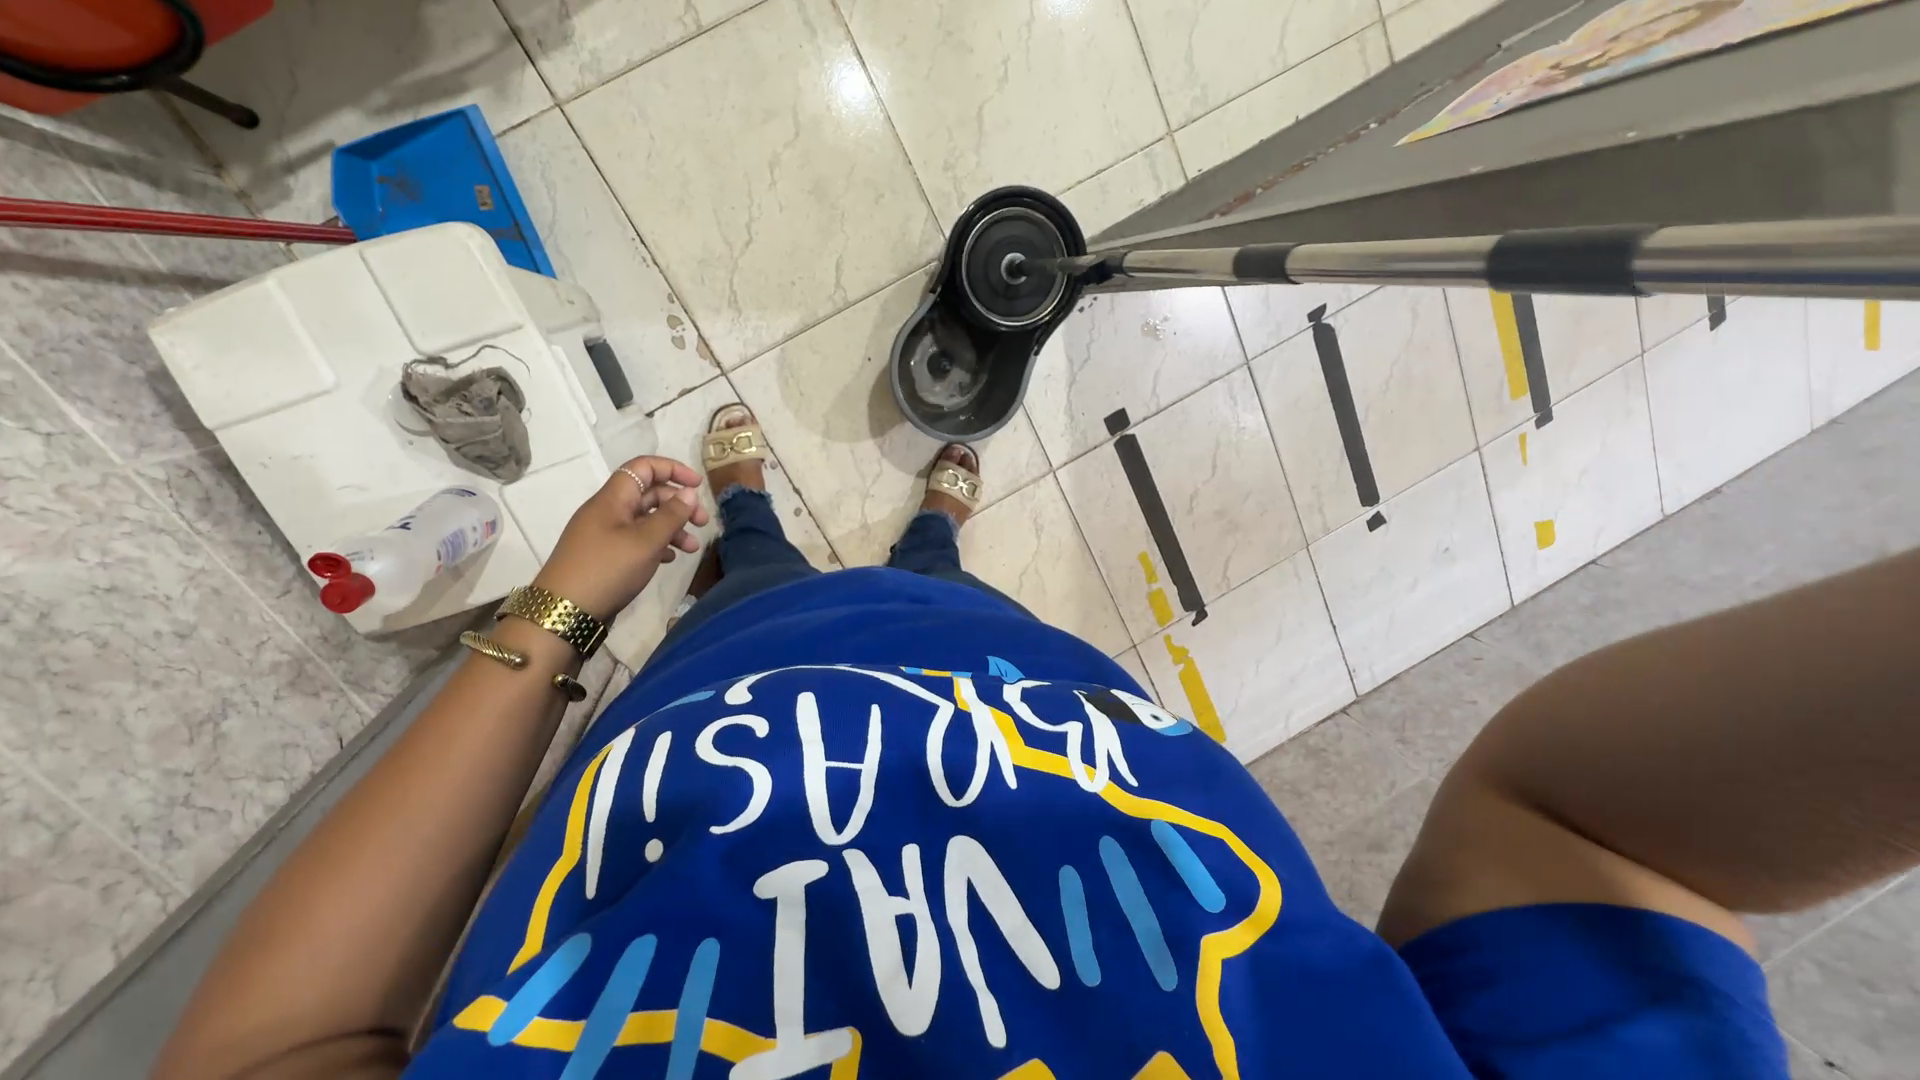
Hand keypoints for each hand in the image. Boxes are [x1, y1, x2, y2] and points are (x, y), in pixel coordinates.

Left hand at [530, 457, 711, 619]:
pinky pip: (637, 540)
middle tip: (703, 523)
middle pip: (648, 494)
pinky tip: (670, 559)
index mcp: (613, 499)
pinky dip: (657, 544)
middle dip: (679, 504)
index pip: (644, 468)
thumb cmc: (607, 569)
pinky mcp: (606, 556)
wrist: (564, 611)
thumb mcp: (646, 541)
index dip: (673, 469)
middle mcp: (608, 511)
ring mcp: (605, 534)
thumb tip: (689, 492)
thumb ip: (671, 515)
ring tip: (692, 548)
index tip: (698, 485)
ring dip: (672, 528)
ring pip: (645, 520)